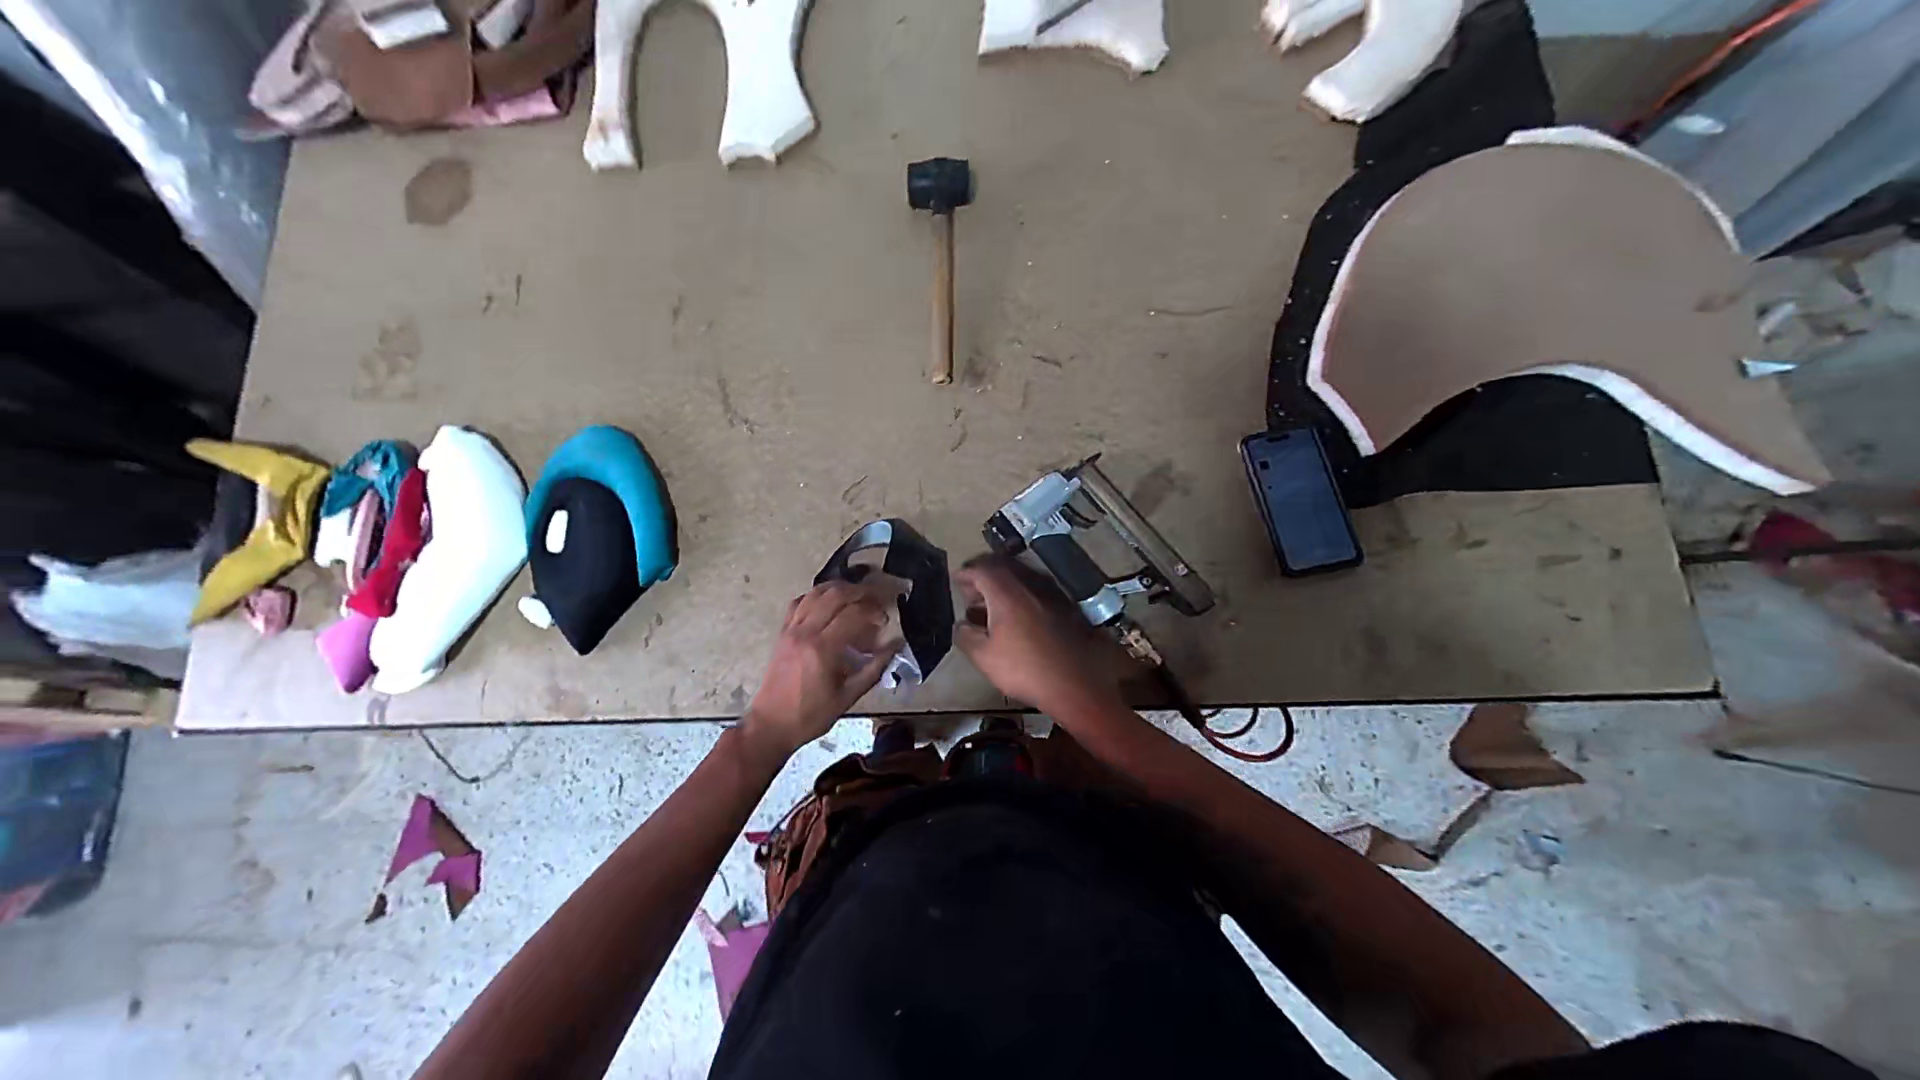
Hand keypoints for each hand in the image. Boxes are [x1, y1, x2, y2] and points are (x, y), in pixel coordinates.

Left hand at [743, 581, 896, 757]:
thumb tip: (896, 645)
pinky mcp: (783, 633)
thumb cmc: (811, 715)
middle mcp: (805, 633)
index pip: (853, 615)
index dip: (873, 611)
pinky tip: (828, 602)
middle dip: (860, 592)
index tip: (884, 620)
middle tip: (876, 600)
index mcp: (823, 649)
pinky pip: (799, 602)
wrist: (771, 724)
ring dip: (839, 588)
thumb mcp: (848, 696)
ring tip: (856, 595)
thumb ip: (874, 668)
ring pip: (815, 593)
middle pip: (835, 595)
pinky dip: (816, 596)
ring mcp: (791, 630)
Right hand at [954, 557, 1127, 717]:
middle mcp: (1030, 584)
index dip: (965, 573)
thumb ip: (965, 636)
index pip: (981, 569)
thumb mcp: (984, 657)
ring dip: (1003, 589)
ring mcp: (1052, 594)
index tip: (957, 580)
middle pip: (1002, 568)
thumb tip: (961, 626)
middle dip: (984, 578)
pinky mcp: (1067, 606)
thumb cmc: (1027, 669)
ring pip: (1021, 580)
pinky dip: (1021, 598)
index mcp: (1007, 592)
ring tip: (991, 609)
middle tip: (971, 594)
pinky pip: (1036, 592)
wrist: (1079, 681)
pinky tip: (1017, 620)